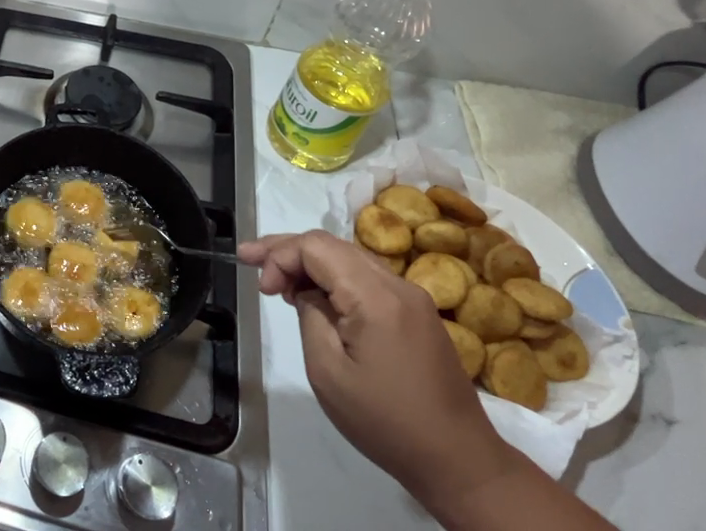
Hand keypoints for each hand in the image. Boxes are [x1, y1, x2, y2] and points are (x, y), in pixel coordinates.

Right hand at [236, 232, 514, 506]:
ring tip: (273, 276)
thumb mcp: (328, 372)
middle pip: (332, 245)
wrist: (459, 460)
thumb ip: (311, 317)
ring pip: (349, 258)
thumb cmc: (386, 421)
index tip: (263, 290)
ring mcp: (412, 298)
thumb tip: (307, 292)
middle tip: (247, 258)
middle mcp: (398, 286)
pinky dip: (333, 278)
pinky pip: (366, 279)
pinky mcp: (417, 314)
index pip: (316, 247)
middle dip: (287, 250)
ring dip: (309, 263)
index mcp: (376, 297)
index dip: (280, 256)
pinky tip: (312, 294)